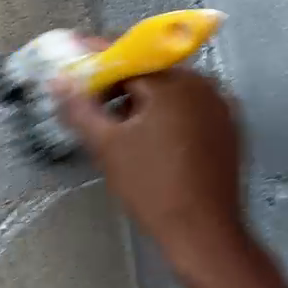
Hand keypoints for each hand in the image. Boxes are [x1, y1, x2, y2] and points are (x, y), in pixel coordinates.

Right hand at [49, 64, 246, 261]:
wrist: (204, 234)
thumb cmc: (151, 187)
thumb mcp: (106, 146)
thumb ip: (79, 108)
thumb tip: (58, 81)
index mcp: (175, 83)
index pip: (126, 58)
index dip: (94, 56)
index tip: (70, 53)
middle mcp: (204, 86)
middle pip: (149, 72)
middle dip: (116, 81)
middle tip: (87, 97)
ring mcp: (222, 108)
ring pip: (169, 92)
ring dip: (139, 99)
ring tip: (113, 122)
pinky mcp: (229, 131)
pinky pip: (188, 109)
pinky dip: (164, 114)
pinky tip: (146, 136)